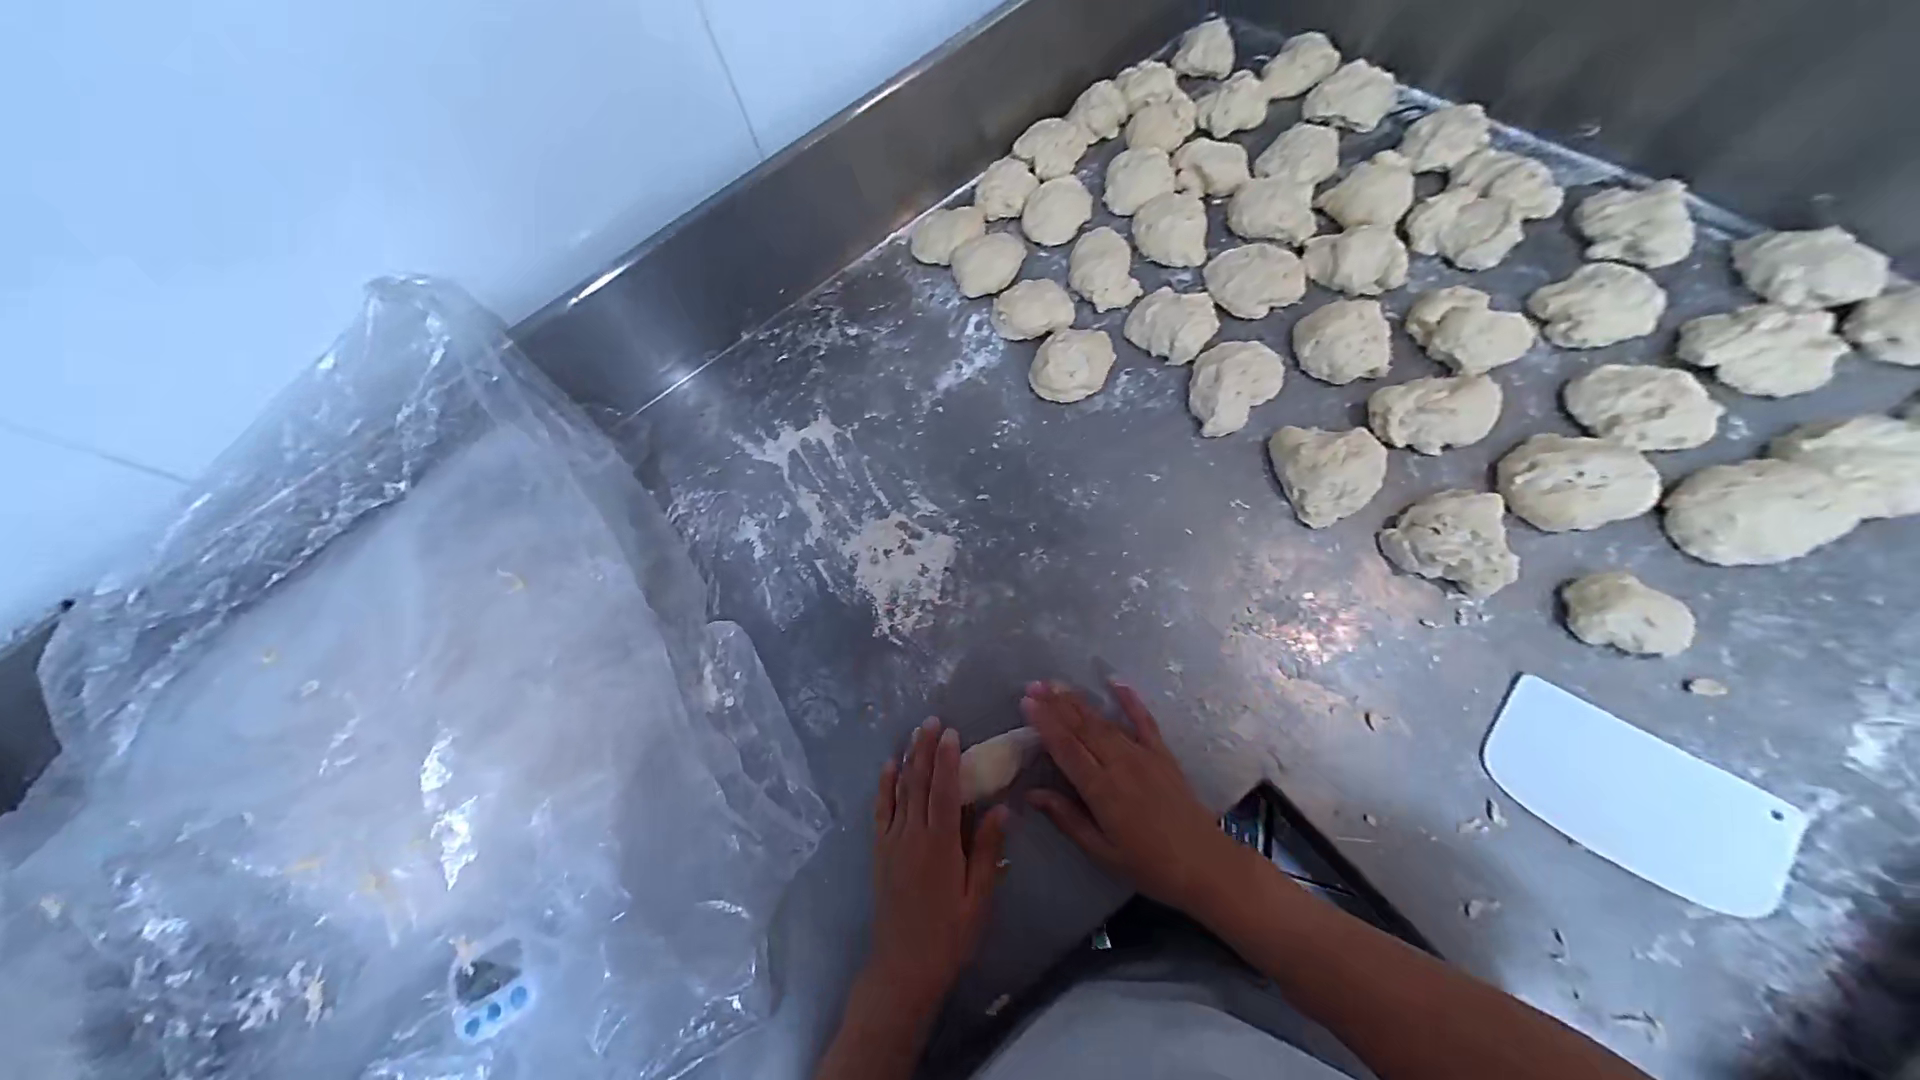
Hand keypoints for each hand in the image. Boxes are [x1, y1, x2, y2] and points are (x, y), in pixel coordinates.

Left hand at [866, 718, 1009, 1010]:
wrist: (903, 967)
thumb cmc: (949, 935)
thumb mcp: (978, 899)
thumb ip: (988, 852)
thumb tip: (1002, 808)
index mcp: (940, 845)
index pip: (944, 791)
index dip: (947, 759)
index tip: (951, 732)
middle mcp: (912, 835)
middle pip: (920, 783)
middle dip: (926, 749)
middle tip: (932, 720)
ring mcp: (892, 841)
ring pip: (900, 790)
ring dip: (908, 759)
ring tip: (915, 732)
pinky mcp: (880, 851)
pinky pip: (881, 810)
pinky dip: (885, 785)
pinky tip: (889, 766)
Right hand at [1022, 681, 1249, 915]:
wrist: (1207, 866)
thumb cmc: (1149, 866)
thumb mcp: (1102, 852)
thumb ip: (1067, 819)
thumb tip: (1032, 793)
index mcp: (1103, 790)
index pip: (1066, 748)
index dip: (1045, 724)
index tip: (1026, 703)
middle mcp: (1121, 765)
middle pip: (1082, 728)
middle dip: (1056, 704)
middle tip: (1033, 686)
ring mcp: (1144, 755)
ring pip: (1105, 721)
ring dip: (1079, 701)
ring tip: (1056, 684)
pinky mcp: (1163, 754)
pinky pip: (1144, 721)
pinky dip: (1130, 700)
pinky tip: (1116, 682)